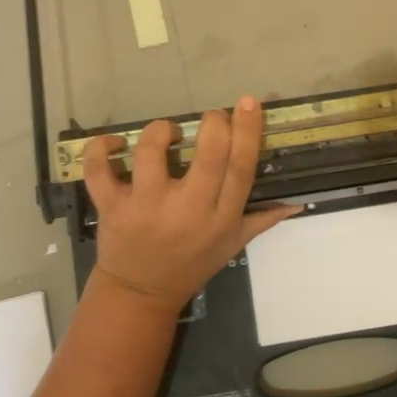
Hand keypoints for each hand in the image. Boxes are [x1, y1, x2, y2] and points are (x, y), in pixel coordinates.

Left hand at [83, 96, 299, 311]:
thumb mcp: (232, 246)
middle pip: (207, 155)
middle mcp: (188, 210)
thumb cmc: (191, 264)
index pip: (241, 167)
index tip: (247, 103)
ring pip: (151, 154)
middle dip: (212, 124)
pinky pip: (99, 171)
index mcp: (221, 218)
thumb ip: (263, 219)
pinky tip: (115, 143)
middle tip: (211, 116)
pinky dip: (101, 149)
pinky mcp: (112, 208)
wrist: (141, 293)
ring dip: (159, 131)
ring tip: (165, 133)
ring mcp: (146, 208)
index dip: (247, 131)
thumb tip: (297, 202)